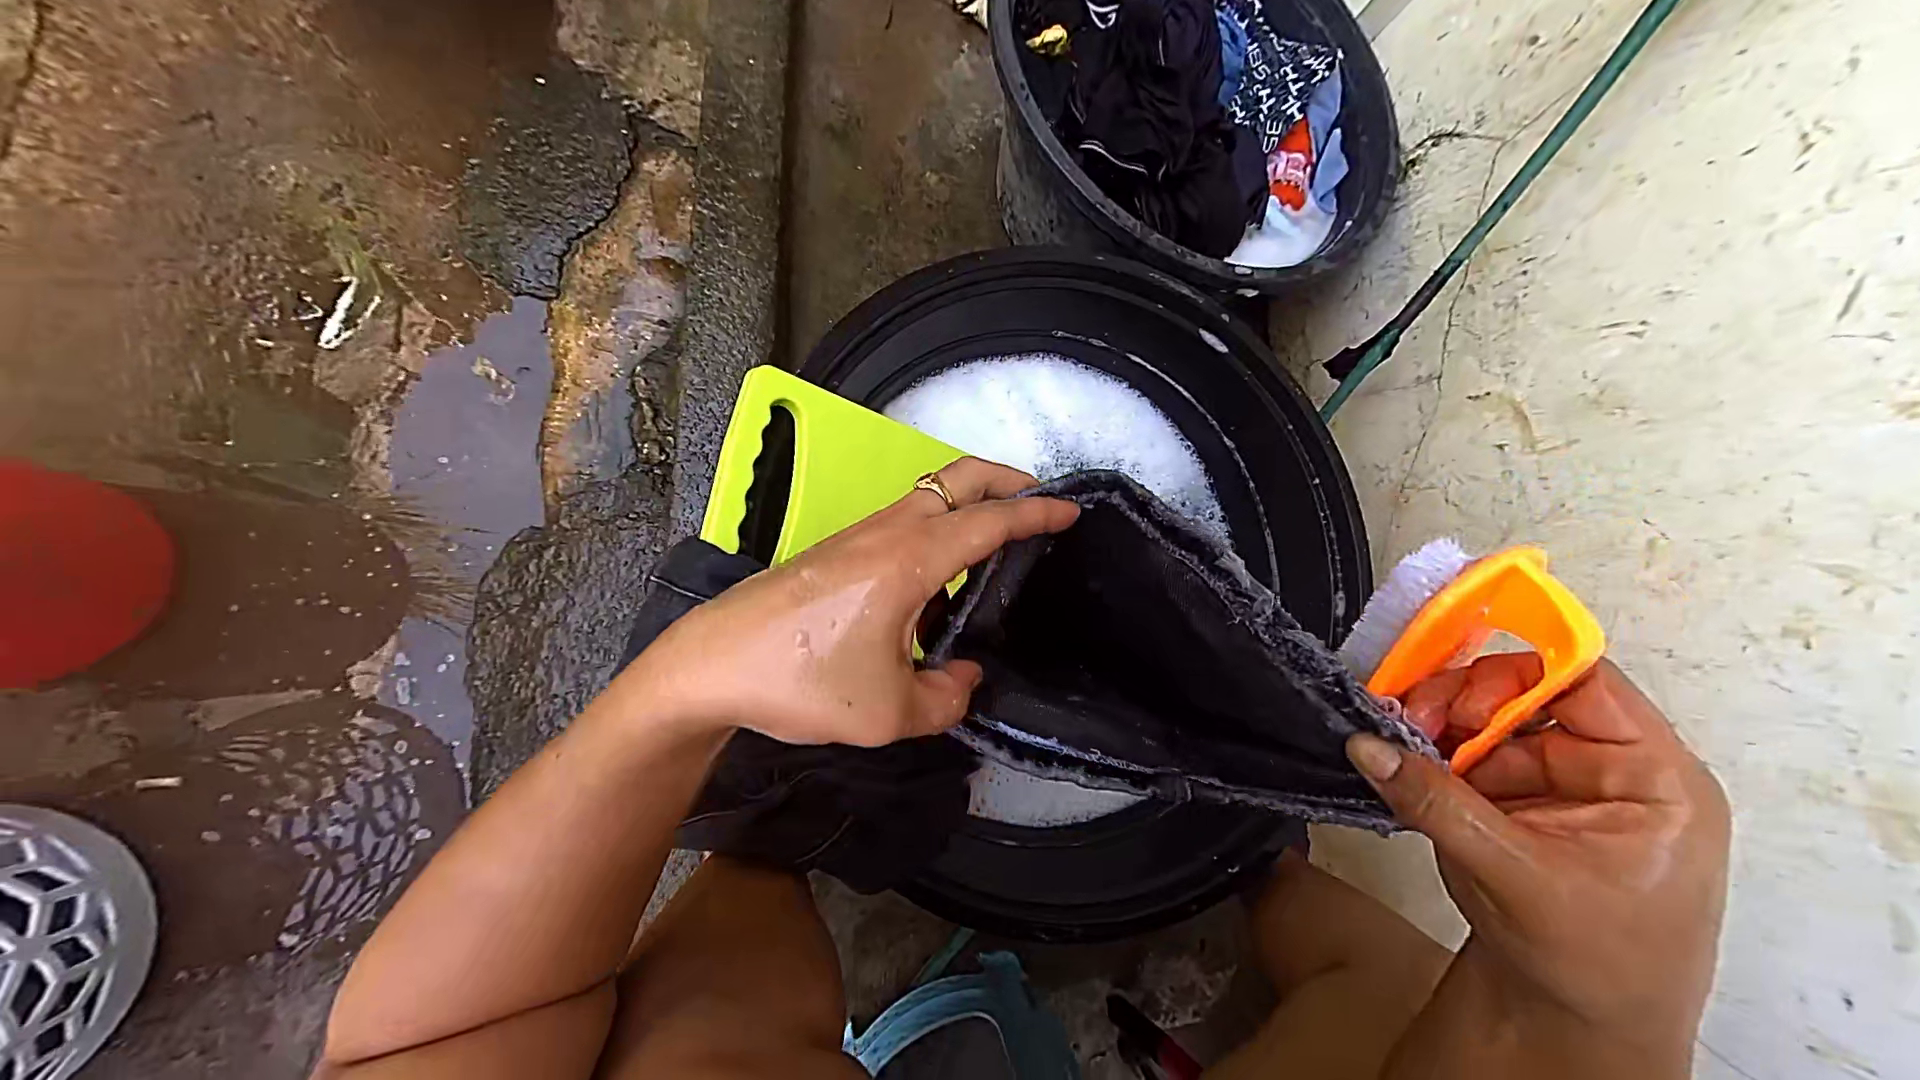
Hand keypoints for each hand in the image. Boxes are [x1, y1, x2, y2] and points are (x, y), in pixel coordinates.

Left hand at [625, 458, 1078, 747]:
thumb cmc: (801, 682)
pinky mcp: (838, 548)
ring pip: (929, 492)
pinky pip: (903, 517)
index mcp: (911, 558)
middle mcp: (888, 530)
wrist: (712, 664)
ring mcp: (859, 533)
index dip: (1036, 513)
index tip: (1070, 510)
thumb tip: (965, 678)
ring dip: (969, 498)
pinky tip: (938, 574)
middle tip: (1039, 498)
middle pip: (959, 478)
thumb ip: (945, 699)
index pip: (990, 521)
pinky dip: (938, 522)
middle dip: (1007, 479)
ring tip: (996, 536)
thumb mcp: (888, 713)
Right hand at [1346, 657, 1729, 1065]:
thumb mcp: (1513, 875)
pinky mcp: (1510, 791)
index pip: (1588, 683)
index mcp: (1651, 778)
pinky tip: (1402, 760)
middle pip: (1523, 690)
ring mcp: (1553, 776)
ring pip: (1482, 714)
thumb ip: (1435, 802)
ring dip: (1434, 721)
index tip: (1453, 693)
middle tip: (1407, 721)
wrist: (1566, 1019)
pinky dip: (1426, 747)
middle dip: (1458, 699)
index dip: (1520, 670)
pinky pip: (1461, 746)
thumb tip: (1361, 742)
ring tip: (1397, 743)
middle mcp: (1604, 764)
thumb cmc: (1587, 959)